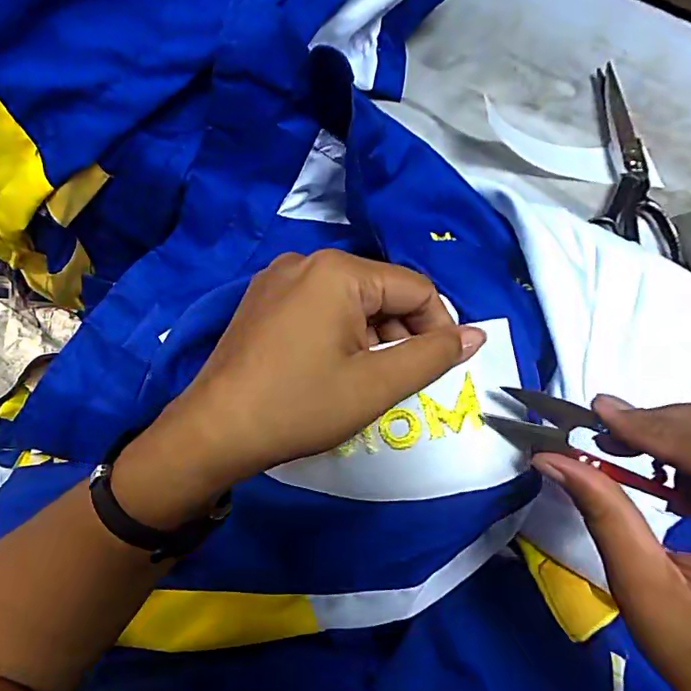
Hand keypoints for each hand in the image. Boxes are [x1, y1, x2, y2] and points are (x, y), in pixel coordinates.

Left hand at [115, 250, 483, 523]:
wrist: (214, 429)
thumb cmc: (299, 405)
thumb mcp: (376, 384)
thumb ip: (433, 355)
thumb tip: (475, 334)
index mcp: (336, 271)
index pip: (415, 288)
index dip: (437, 329)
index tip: (437, 370)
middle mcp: (305, 261)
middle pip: (379, 291)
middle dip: (398, 334)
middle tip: (392, 382)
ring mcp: (276, 279)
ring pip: (348, 302)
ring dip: (368, 338)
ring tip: (358, 382)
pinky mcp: (259, 300)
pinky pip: (316, 307)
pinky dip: (335, 334)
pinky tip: (326, 371)